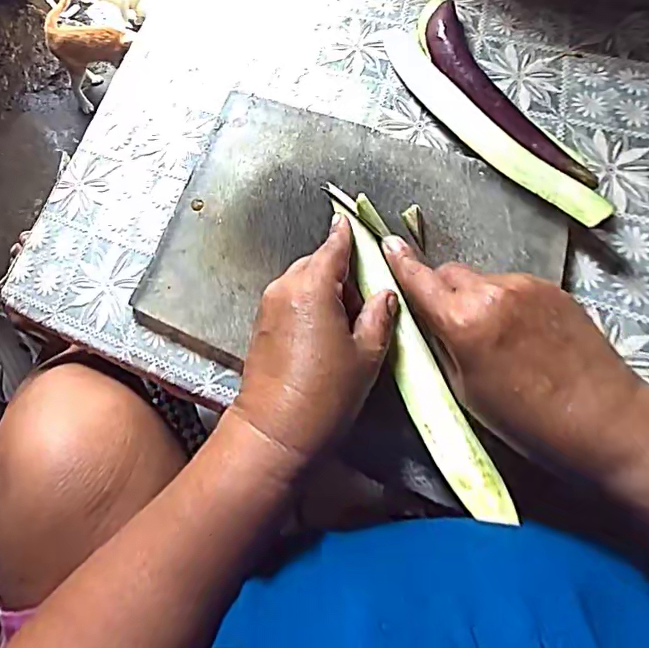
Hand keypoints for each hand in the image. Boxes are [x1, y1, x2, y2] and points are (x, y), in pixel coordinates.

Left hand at [231, 214, 396, 473]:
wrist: (275, 426)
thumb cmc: (324, 393)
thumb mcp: (367, 354)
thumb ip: (379, 316)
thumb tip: (385, 294)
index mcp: (312, 286)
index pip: (333, 247)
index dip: (347, 235)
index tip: (353, 222)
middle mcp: (285, 286)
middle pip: (318, 262)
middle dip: (343, 273)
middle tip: (368, 302)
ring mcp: (269, 302)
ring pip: (304, 279)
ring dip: (326, 288)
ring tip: (349, 326)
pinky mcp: (263, 319)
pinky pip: (291, 297)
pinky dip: (310, 302)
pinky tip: (326, 333)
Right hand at [381, 236, 648, 483]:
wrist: (613, 426)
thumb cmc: (529, 421)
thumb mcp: (463, 387)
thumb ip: (438, 341)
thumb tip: (421, 314)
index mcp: (462, 319)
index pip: (417, 277)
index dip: (399, 261)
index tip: (387, 244)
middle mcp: (490, 292)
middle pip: (447, 274)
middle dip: (442, 292)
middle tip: (453, 325)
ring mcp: (524, 286)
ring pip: (479, 280)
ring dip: (475, 297)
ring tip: (497, 337)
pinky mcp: (551, 288)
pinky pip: (509, 286)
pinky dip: (505, 302)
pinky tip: (523, 335)